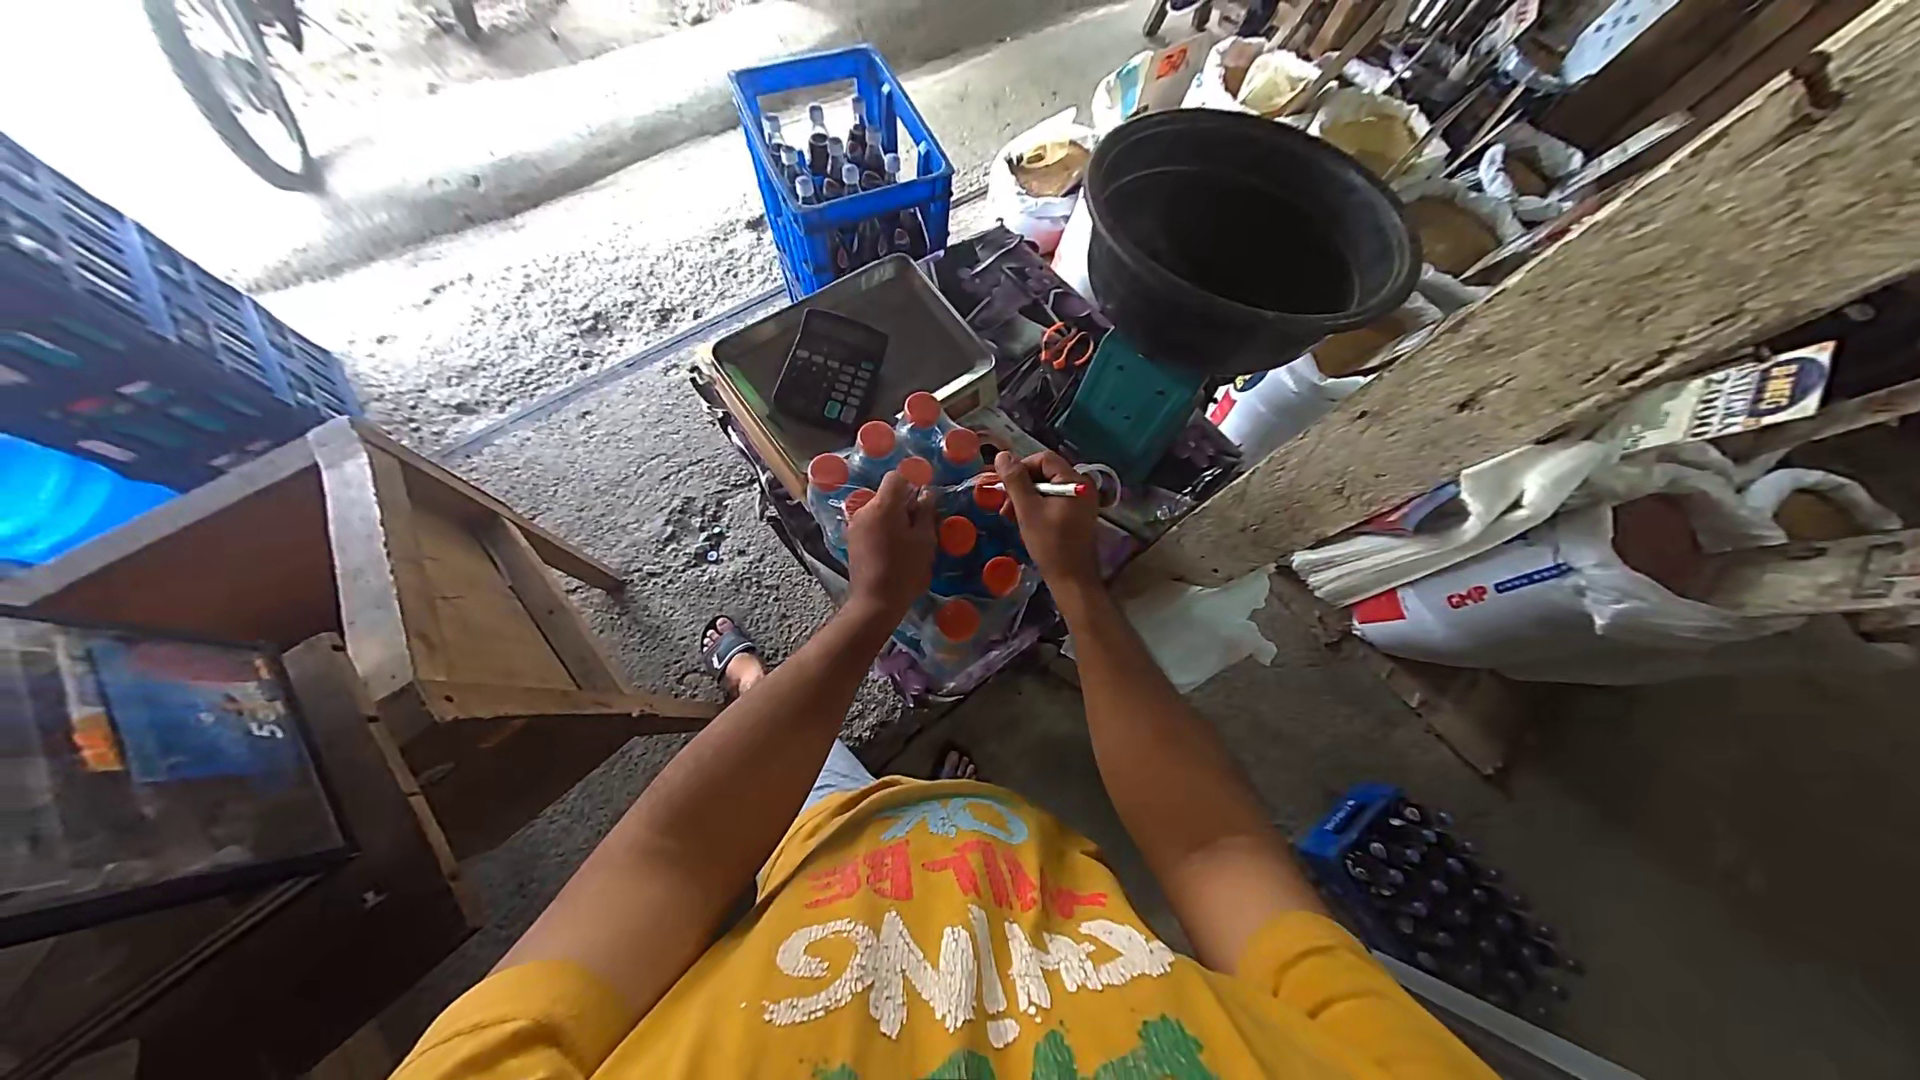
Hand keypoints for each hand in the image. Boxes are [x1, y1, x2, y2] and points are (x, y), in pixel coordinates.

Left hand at [843, 468, 937, 618]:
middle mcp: (864, 510)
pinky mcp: (852, 540)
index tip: (924, 499)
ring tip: (908, 540)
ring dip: (894, 517)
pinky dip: (883, 528)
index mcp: (883, 506)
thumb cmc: (905, 570)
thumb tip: (926, 493)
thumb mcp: (925, 540)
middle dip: (904, 503)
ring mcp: (855, 525)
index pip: (895, 477)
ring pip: (878, 510)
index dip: (912, 482)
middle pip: (886, 494)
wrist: (875, 602)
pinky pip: (871, 524)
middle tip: (921, 524)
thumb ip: (926, 511)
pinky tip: (893, 549)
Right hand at [995, 451, 1100, 594]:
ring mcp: (1081, 502)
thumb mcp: (1028, 510)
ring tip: (1010, 516)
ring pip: (1046, 488)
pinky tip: (1024, 521)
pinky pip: (1053, 501)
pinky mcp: (1077, 515)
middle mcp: (1082, 486)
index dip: (1020, 468)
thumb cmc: (1050, 544)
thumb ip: (1015, 481)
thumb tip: (1002, 455)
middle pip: (1045, 472)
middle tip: (1005, 506)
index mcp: (1075, 481)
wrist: (1072, 580)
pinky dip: (1036, 507)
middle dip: (1021, 486)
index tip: (1004, 487)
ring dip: (1025, 498)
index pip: (1043, 459)